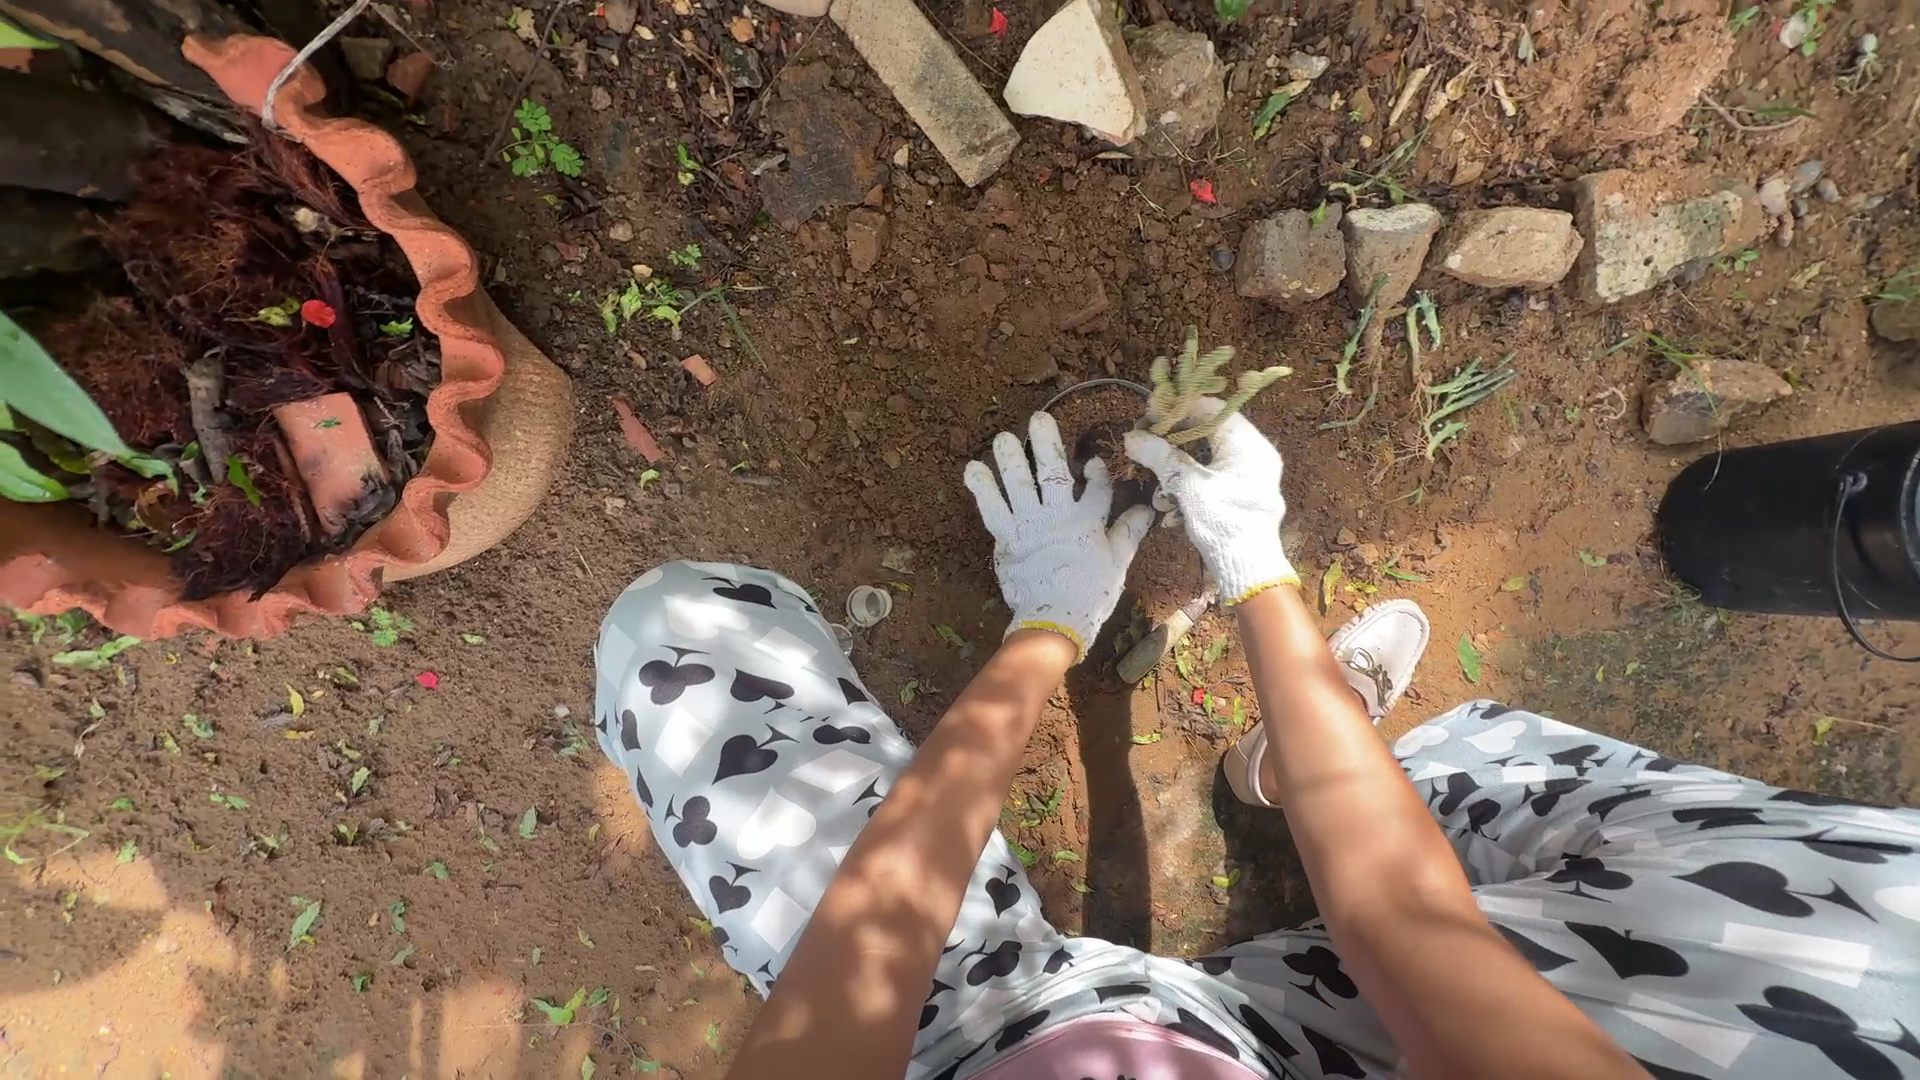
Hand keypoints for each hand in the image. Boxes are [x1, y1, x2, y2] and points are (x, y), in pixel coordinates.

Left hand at [964, 412, 1153, 660]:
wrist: (1056, 620)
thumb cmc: (1090, 593)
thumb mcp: (1117, 561)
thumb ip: (1128, 531)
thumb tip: (1147, 509)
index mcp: (1088, 521)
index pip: (1096, 488)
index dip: (1097, 473)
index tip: (1093, 462)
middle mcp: (1057, 515)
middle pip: (1052, 473)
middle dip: (1046, 444)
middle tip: (1038, 418)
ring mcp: (1030, 525)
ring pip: (1019, 485)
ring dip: (1010, 459)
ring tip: (1002, 437)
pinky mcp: (1007, 539)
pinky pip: (992, 509)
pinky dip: (982, 489)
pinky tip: (972, 468)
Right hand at [1124, 398, 1296, 602]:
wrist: (1246, 570)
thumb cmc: (1223, 522)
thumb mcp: (1187, 486)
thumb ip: (1160, 457)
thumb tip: (1132, 437)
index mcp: (1249, 445)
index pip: (1212, 409)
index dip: (1178, 409)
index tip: (1149, 417)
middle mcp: (1253, 455)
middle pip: (1206, 436)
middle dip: (1172, 447)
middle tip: (1145, 451)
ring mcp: (1248, 478)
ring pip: (1204, 461)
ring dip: (1175, 475)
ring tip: (1159, 495)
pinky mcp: (1240, 497)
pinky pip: (1210, 481)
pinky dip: (1188, 491)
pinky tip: (1171, 511)